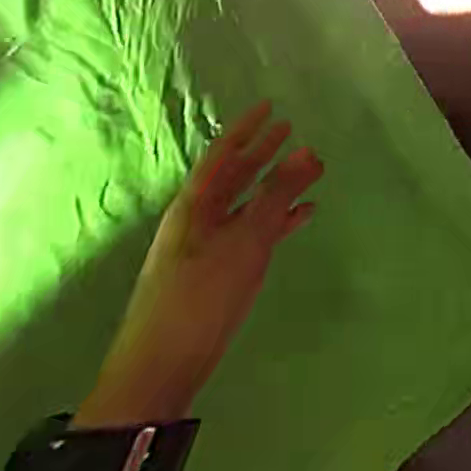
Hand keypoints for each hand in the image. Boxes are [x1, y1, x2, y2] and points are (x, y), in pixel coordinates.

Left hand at [72, 101, 323, 427]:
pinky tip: (304, 214)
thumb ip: (277, 195)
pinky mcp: (224, 268)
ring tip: (308, 168)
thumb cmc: (201, 295)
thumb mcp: (244, 240)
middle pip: (235, 177)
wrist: (162, 365)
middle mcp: (200, 220)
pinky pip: (257, 229)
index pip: (223, 156)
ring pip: (249, 202)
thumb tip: (308, 149)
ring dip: (277, 184)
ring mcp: (211, 245)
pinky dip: (281, 217)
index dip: (246, 130)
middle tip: (290, 129)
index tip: (271, 106)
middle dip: (263, 153)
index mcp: (195, 207)